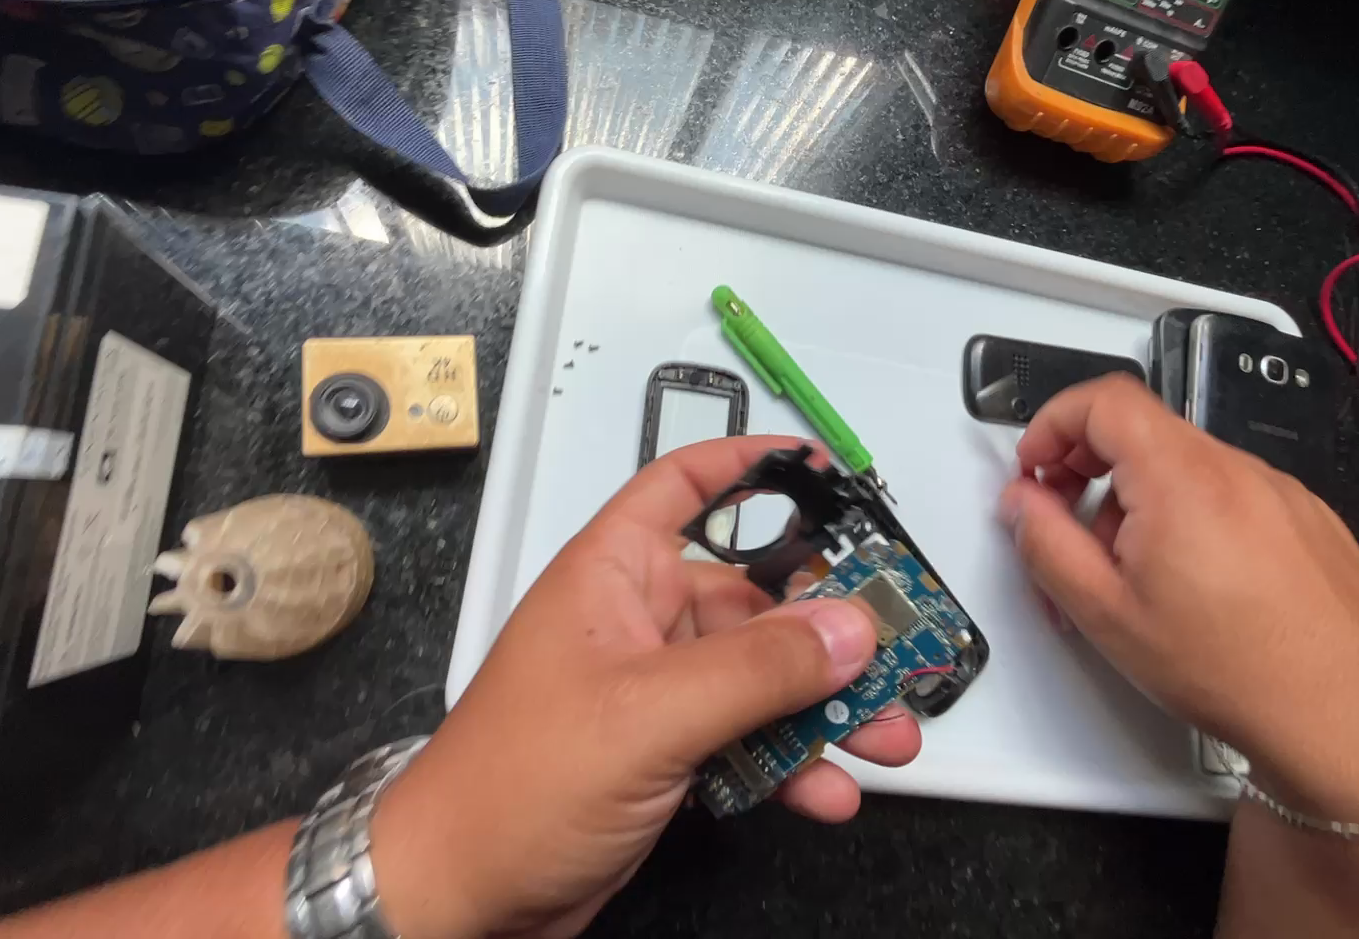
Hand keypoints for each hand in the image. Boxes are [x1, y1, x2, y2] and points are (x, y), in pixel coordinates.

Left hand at [370, 436, 919, 938]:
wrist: (464, 896)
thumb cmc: (519, 781)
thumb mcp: (647, 713)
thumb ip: (753, 670)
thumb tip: (848, 628)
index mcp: (616, 571)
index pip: (681, 484)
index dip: (745, 464)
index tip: (816, 466)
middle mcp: (641, 617)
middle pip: (750, 594)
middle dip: (824, 625)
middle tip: (893, 645)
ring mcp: (658, 684)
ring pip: (760, 672)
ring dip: (824, 702)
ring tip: (886, 734)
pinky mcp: (670, 745)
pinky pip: (748, 734)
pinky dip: (791, 758)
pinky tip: (828, 788)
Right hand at [998, 375, 1358, 819]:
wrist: (1356, 730)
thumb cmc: (1232, 672)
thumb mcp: (1102, 611)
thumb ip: (1043, 541)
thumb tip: (1019, 500)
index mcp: (1183, 479)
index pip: (1103, 400)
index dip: (1051, 423)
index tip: (1033, 467)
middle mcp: (1238, 470)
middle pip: (1137, 430)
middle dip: (1082, 466)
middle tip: (1062, 521)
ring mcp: (1281, 493)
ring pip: (1176, 465)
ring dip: (1129, 498)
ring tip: (1125, 569)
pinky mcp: (1308, 520)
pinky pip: (1222, 491)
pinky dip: (1179, 512)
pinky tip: (1183, 578)